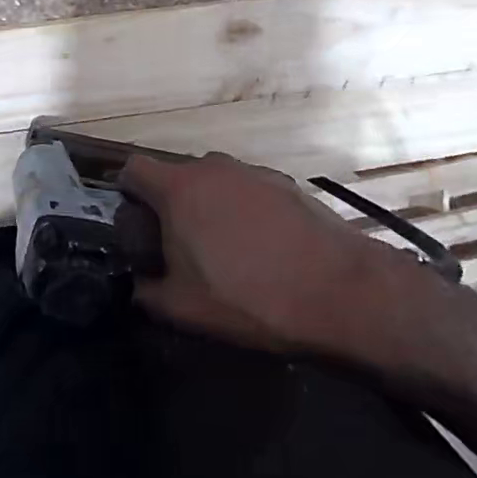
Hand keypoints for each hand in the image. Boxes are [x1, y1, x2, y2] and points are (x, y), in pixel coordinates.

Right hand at [122, 152, 421, 354]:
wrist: (350, 296)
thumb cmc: (251, 298)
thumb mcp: (182, 309)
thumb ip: (144, 293)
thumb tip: (136, 287)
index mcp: (179, 188)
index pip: (132, 169)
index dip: (126, 193)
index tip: (135, 223)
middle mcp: (213, 168)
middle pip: (176, 176)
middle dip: (171, 204)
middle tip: (179, 245)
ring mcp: (255, 174)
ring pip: (216, 183)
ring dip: (211, 207)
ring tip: (227, 250)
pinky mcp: (290, 186)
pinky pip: (251, 193)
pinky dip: (247, 213)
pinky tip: (266, 252)